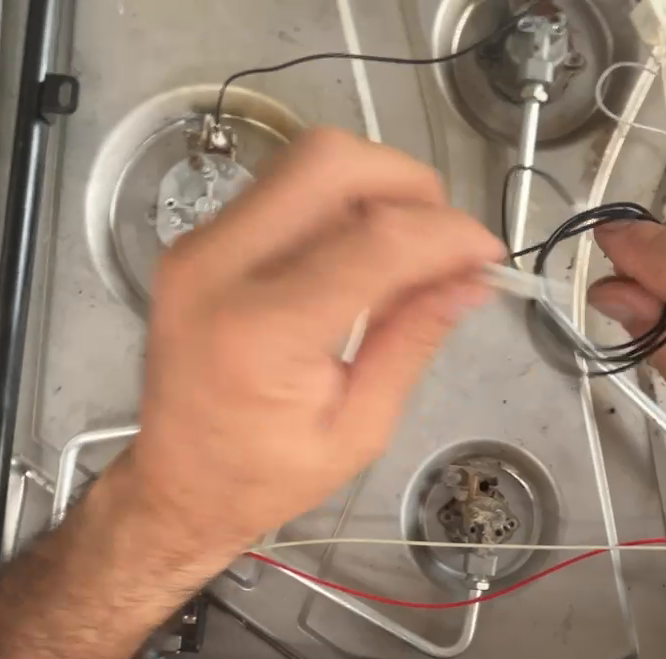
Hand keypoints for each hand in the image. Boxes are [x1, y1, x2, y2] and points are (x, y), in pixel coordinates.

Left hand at [119, 129, 504, 567]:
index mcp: (264, 332)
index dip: (447, 235)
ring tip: (408, 252)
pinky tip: (360, 258)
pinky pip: (280, 192)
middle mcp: (219, 268)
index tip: (488, 255)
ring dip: (373, 190)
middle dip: (409, 185)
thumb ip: (412, 342)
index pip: (376, 240)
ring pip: (304, 163)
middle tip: (444, 241)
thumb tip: (472, 280)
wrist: (176, 488)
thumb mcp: (358, 429)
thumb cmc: (264, 479)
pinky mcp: (195, 246)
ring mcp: (198, 248)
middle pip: (330, 162)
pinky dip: (336, 206)